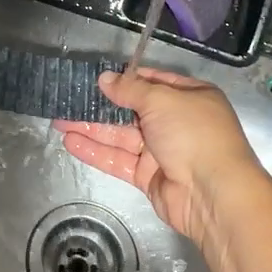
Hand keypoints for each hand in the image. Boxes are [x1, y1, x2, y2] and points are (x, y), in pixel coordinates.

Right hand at [54, 68, 269, 244]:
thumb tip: (105, 78)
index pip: (153, 82)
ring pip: (121, 136)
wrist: (213, 194)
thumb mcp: (162, 100)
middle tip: (69, 99)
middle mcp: (177, 122)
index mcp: (190, 97)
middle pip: (132, 110)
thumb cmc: (194, 134)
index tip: (97, 76)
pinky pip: (118, 160)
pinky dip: (96, 151)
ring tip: (59, 120)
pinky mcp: (147, 176)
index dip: (126, 79)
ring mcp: (162, 151)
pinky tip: (71, 142)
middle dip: (102, 105)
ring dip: (92, 128)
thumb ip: (130, 89)